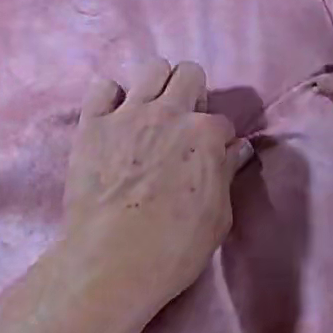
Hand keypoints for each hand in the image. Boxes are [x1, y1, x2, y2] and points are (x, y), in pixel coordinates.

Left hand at [61, 59, 248, 307]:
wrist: (111, 264)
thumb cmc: (174, 248)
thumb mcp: (219, 216)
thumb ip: (228, 174)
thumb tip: (239, 149)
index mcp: (206, 134)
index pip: (222, 122)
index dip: (218, 141)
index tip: (211, 157)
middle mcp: (170, 113)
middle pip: (190, 74)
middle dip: (192, 94)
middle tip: (184, 123)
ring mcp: (128, 114)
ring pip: (152, 67)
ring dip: (157, 86)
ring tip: (151, 113)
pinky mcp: (92, 124)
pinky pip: (102, 88)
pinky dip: (110, 98)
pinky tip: (114, 119)